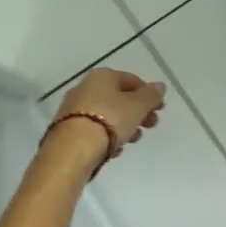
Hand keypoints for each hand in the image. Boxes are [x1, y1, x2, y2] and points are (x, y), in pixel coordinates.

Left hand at [50, 68, 165, 166]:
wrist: (72, 150)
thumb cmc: (109, 120)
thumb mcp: (138, 106)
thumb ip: (151, 95)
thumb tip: (159, 87)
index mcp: (102, 76)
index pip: (132, 80)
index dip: (149, 94)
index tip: (160, 110)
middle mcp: (84, 88)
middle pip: (118, 98)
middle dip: (137, 112)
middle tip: (150, 126)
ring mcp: (72, 109)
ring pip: (105, 115)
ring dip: (123, 126)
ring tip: (132, 141)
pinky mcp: (65, 130)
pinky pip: (93, 130)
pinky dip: (105, 137)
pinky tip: (113, 150)